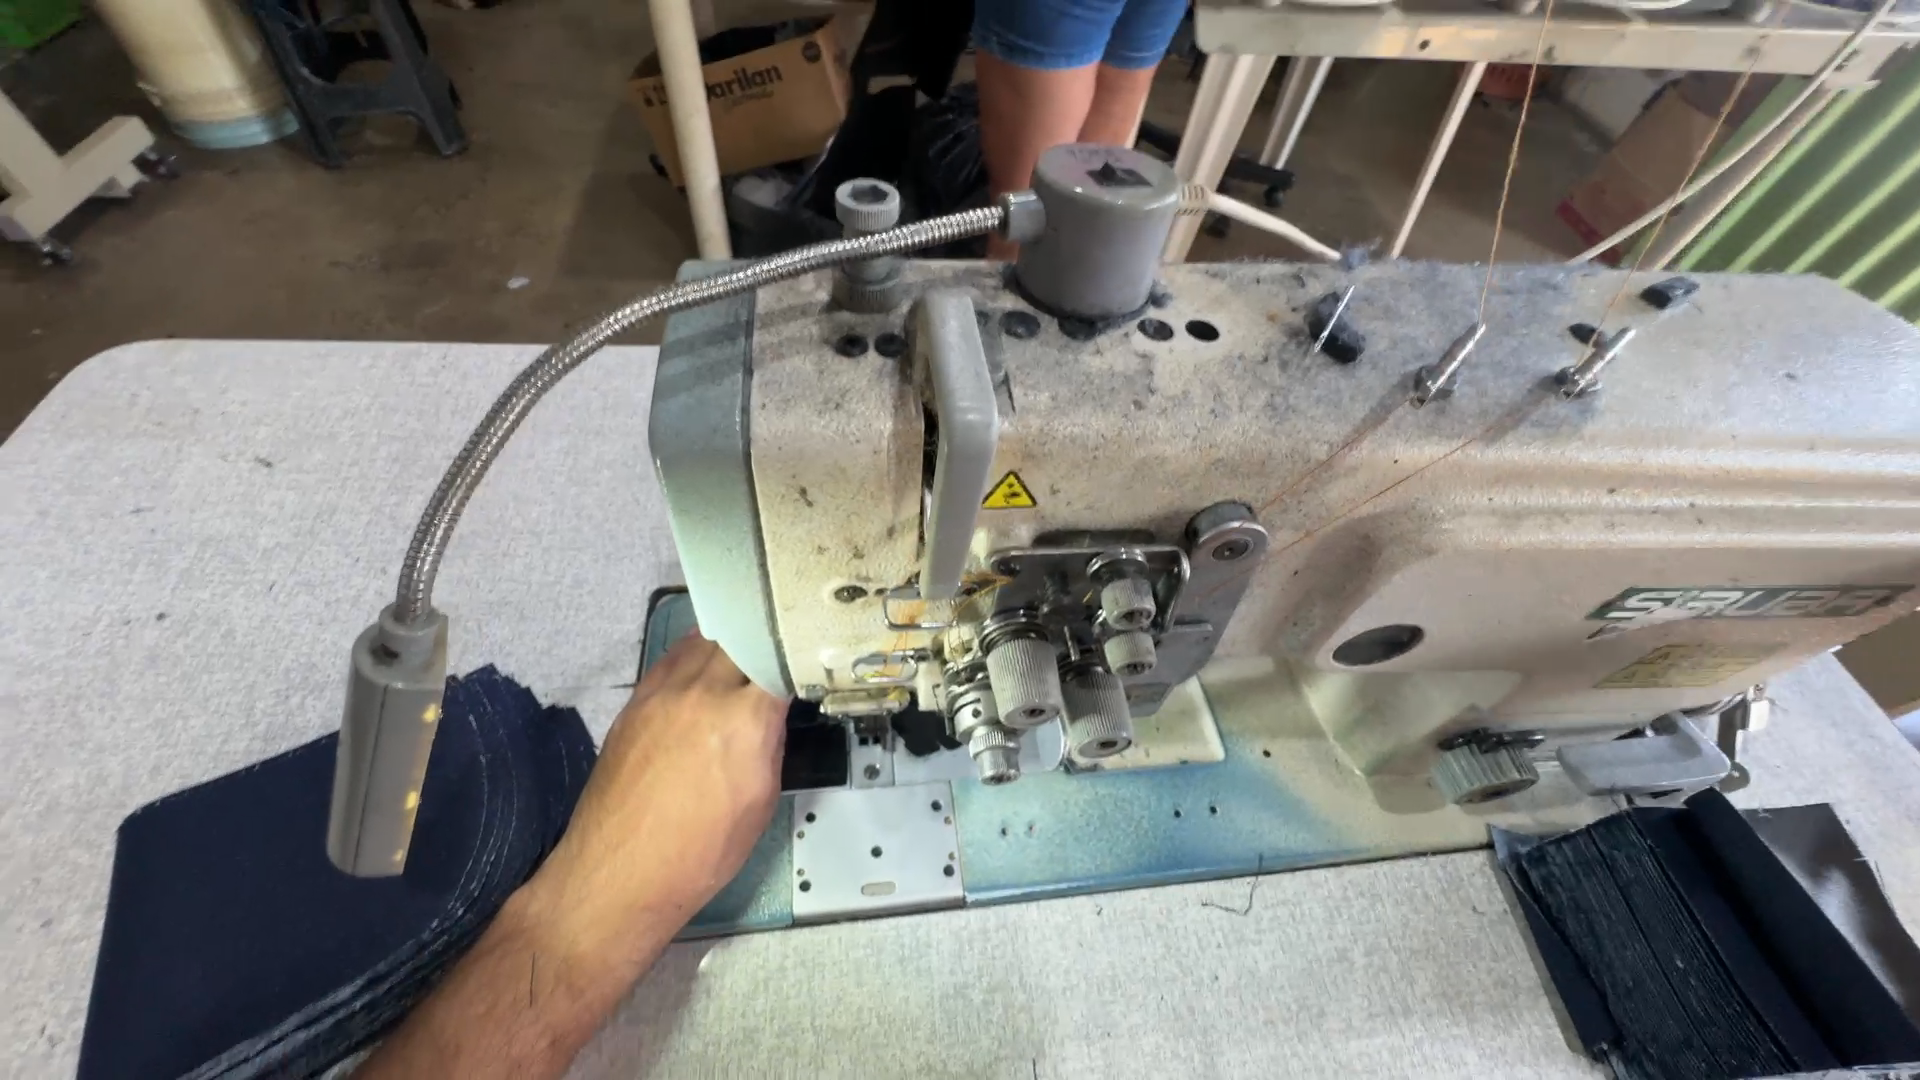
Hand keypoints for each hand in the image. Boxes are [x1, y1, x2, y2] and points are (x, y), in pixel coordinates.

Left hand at [521, 633, 786, 968]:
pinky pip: (675, 656)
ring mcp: (663, 691)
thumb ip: (772, 742)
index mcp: (744, 719)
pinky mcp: (636, 699)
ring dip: (732, 642)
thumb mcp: (762, 800)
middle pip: (745, 636)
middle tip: (780, 656)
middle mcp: (703, 692)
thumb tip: (770, 714)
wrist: (618, 876)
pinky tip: (707, 669)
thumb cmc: (701, 851)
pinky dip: (697, 654)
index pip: (782, 660)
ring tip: (746, 655)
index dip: (799, 658)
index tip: (809, 663)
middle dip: (767, 643)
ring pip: (707, 637)